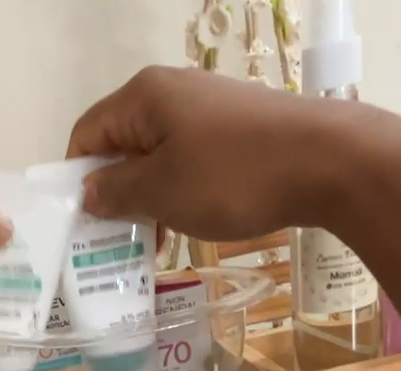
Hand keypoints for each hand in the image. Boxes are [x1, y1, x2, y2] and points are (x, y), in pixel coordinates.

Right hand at [67, 67, 344, 240]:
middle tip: (112, 244)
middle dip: (112, 195)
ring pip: (155, 159)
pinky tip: (183, 228)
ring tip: (150, 245)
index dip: (76, 179)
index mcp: (143, 98)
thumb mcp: (161, 191)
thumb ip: (116, 191)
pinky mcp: (232, 132)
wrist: (325, 162)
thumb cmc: (231, 176)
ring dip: (145, 202)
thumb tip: (87, 191)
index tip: (80, 225)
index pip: (86, 134)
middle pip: (120, 146)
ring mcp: (205, 111)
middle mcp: (170, 94)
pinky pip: (186, 164)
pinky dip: (176, 195)